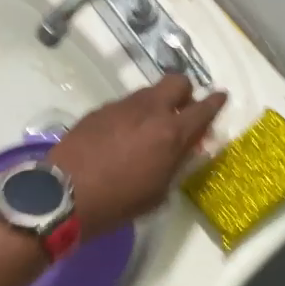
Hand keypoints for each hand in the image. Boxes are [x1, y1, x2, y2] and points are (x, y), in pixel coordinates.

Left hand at [49, 75, 226, 234]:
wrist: (64, 195)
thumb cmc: (117, 203)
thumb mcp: (158, 192)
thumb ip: (177, 164)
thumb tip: (188, 147)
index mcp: (170, 133)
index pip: (203, 109)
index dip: (215, 103)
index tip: (221, 98)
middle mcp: (149, 111)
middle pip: (177, 82)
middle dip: (185, 93)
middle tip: (182, 114)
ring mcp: (121, 106)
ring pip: (149, 91)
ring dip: (157, 103)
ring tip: (150, 127)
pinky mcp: (99, 110)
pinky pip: (125, 104)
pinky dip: (133, 113)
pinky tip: (123, 135)